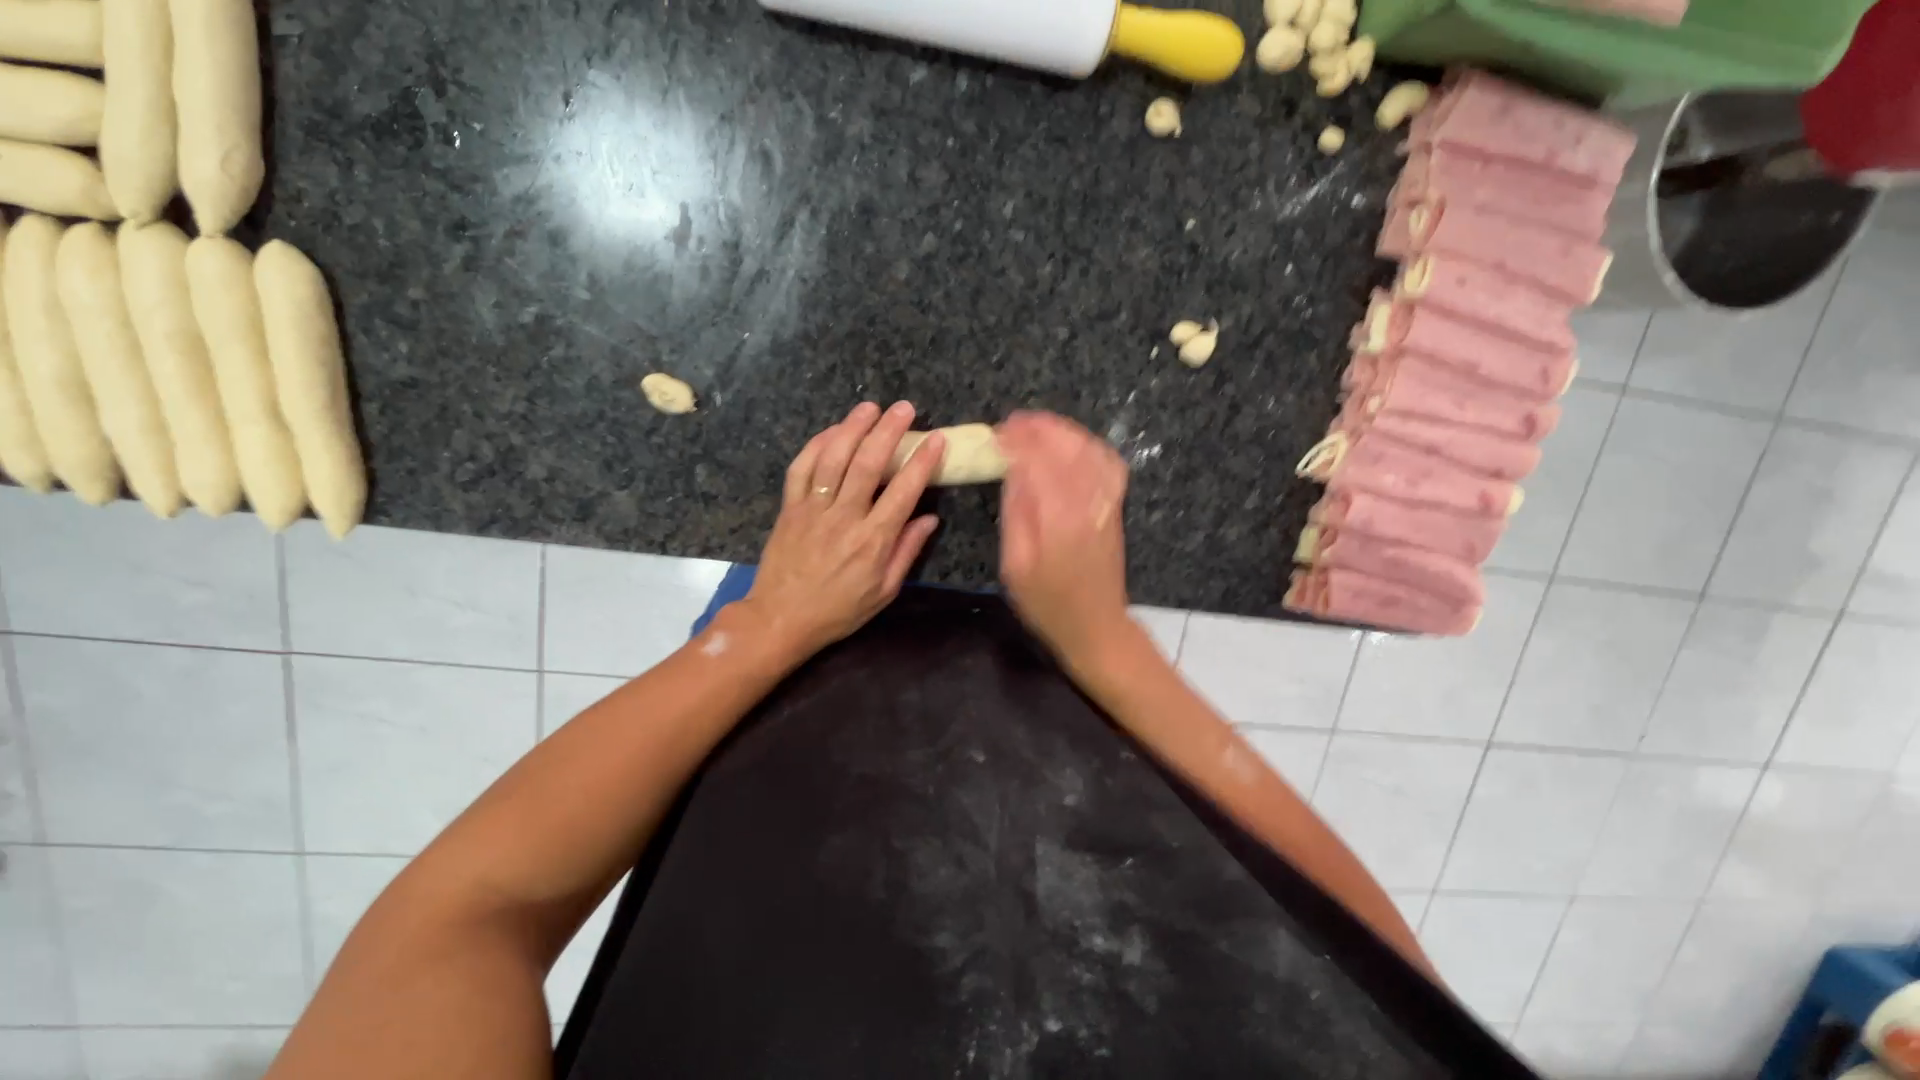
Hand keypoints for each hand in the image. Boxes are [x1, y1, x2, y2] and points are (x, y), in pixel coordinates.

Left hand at [740, 401, 945, 659]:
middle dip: (889, 431)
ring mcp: (813, 509)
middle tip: (904, 408)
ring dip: (853, 428)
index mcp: (873, 540)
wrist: (781, 619)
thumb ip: (907, 552)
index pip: (904, 491)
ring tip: (870, 407)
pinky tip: (833, 430)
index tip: (936, 439)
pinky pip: (802, 467)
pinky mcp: (790, 507)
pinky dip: (817, 444)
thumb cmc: (839, 611)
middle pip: (869, 463)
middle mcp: (844, 517)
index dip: (922, 462)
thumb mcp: (884, 591)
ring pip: (834, 457)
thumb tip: (930, 519)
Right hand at [996, 410, 1131, 665]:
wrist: (1097, 627)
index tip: (999, 432)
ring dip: (1064, 432)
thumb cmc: (1048, 604)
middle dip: (1041, 428)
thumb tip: (1013, 472)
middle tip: (1014, 422)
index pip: (1039, 461)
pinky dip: (1089, 447)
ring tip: (1038, 426)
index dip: (1019, 440)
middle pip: (1068, 448)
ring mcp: (1107, 503)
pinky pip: (1109, 465)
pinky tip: (1072, 444)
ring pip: (1090, 451)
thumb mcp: (1015, 566)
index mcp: (1059, 516)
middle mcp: (1089, 502)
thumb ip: (1016, 514)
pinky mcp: (1115, 508)